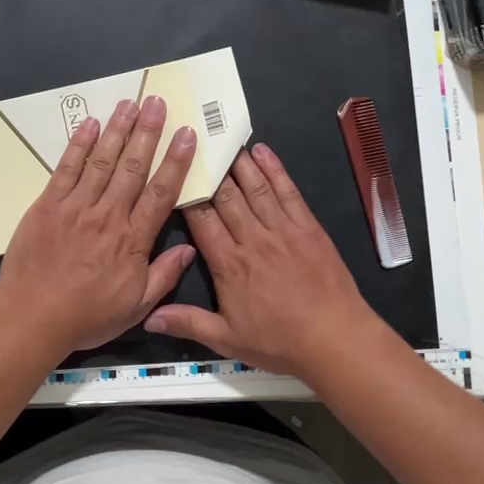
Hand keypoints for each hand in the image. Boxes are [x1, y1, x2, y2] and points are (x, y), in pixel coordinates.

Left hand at [0, 95, 197, 356]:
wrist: (32, 316)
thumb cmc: (86, 315)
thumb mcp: (136, 306)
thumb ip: (164, 275)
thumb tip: (190, 248)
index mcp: (132, 239)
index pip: (161, 192)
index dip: (176, 161)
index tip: (187, 134)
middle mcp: (108, 215)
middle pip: (133, 166)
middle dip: (148, 132)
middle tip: (157, 102)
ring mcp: (76, 206)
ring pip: (102, 160)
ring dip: (117, 129)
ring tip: (130, 104)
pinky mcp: (48, 204)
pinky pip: (66, 168)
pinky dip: (79, 144)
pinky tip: (90, 124)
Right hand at [145, 143, 395, 379]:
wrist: (334, 339)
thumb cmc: (280, 342)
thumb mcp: (228, 340)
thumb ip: (188, 322)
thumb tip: (149, 317)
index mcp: (229, 264)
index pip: (202, 220)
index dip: (188, 195)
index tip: (175, 173)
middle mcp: (252, 240)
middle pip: (226, 197)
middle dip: (211, 170)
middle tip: (198, 145)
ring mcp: (282, 230)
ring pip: (255, 188)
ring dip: (239, 163)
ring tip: (225, 141)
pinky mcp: (307, 227)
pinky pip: (288, 192)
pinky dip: (275, 169)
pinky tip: (263, 152)